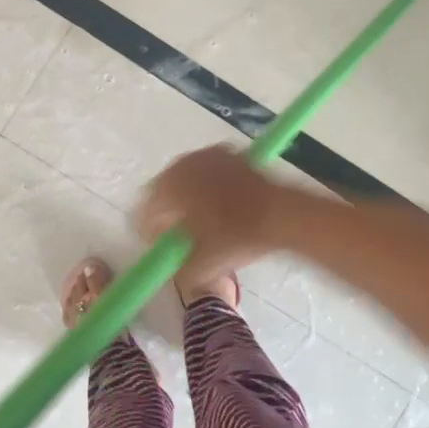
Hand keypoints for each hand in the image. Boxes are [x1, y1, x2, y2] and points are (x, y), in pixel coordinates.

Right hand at [136, 145, 296, 287]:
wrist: (283, 213)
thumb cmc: (238, 237)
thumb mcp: (205, 265)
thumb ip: (182, 272)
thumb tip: (177, 274)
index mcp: (170, 188)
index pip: (146, 210)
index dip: (150, 230)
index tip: (162, 246)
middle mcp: (183, 165)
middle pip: (162, 190)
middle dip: (166, 211)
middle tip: (178, 233)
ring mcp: (207, 155)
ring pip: (184, 177)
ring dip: (185, 197)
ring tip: (200, 220)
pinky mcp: (228, 153)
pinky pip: (206, 170)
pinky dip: (206, 185)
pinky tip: (219, 204)